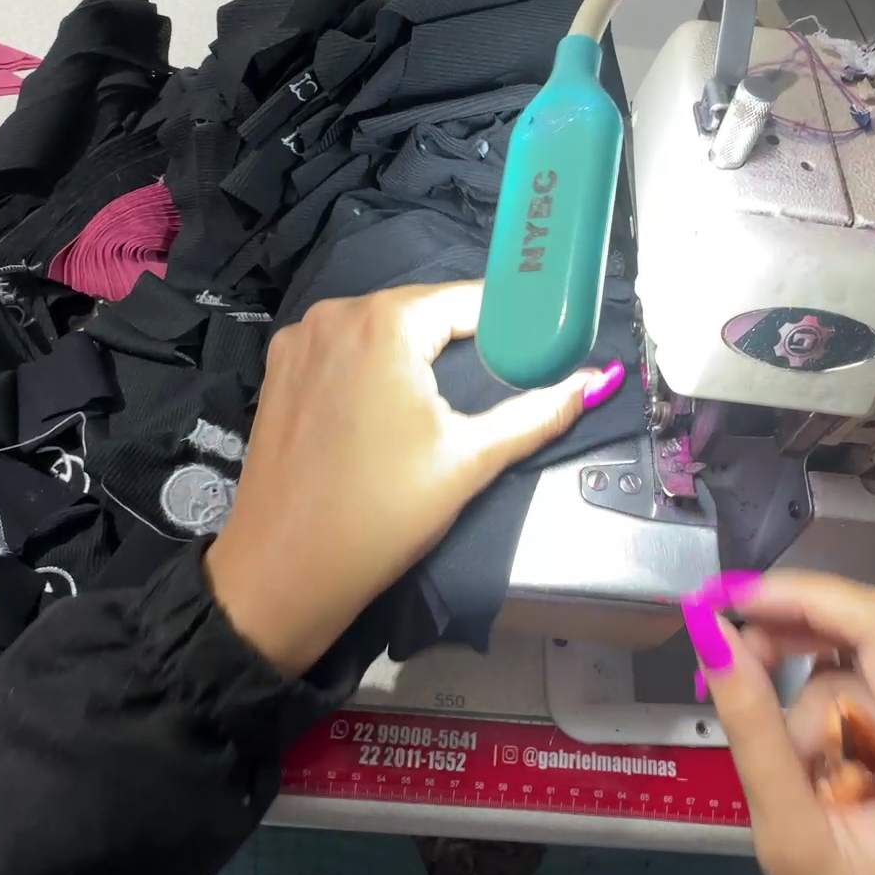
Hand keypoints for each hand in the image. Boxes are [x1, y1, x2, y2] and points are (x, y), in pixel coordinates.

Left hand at [204, 281, 621, 676]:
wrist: (282, 575)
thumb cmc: (382, 514)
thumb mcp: (469, 460)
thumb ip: (538, 413)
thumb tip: (594, 381)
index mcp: (384, 322)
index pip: (468, 300)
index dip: (511, 320)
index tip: (542, 343)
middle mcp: (335, 313)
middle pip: (423, 311)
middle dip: (467, 339)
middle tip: (505, 377)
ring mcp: (300, 339)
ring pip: (382, 328)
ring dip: (421, 351)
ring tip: (452, 395)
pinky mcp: (280, 368)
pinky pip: (346, 347)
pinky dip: (376, 363)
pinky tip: (392, 403)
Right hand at [699, 571, 874, 874]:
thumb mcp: (789, 839)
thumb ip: (751, 728)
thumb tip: (712, 632)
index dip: (804, 595)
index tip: (733, 599)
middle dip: (797, 650)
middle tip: (736, 670)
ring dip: (816, 700)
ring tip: (793, 770)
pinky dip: (844, 715)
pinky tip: (823, 764)